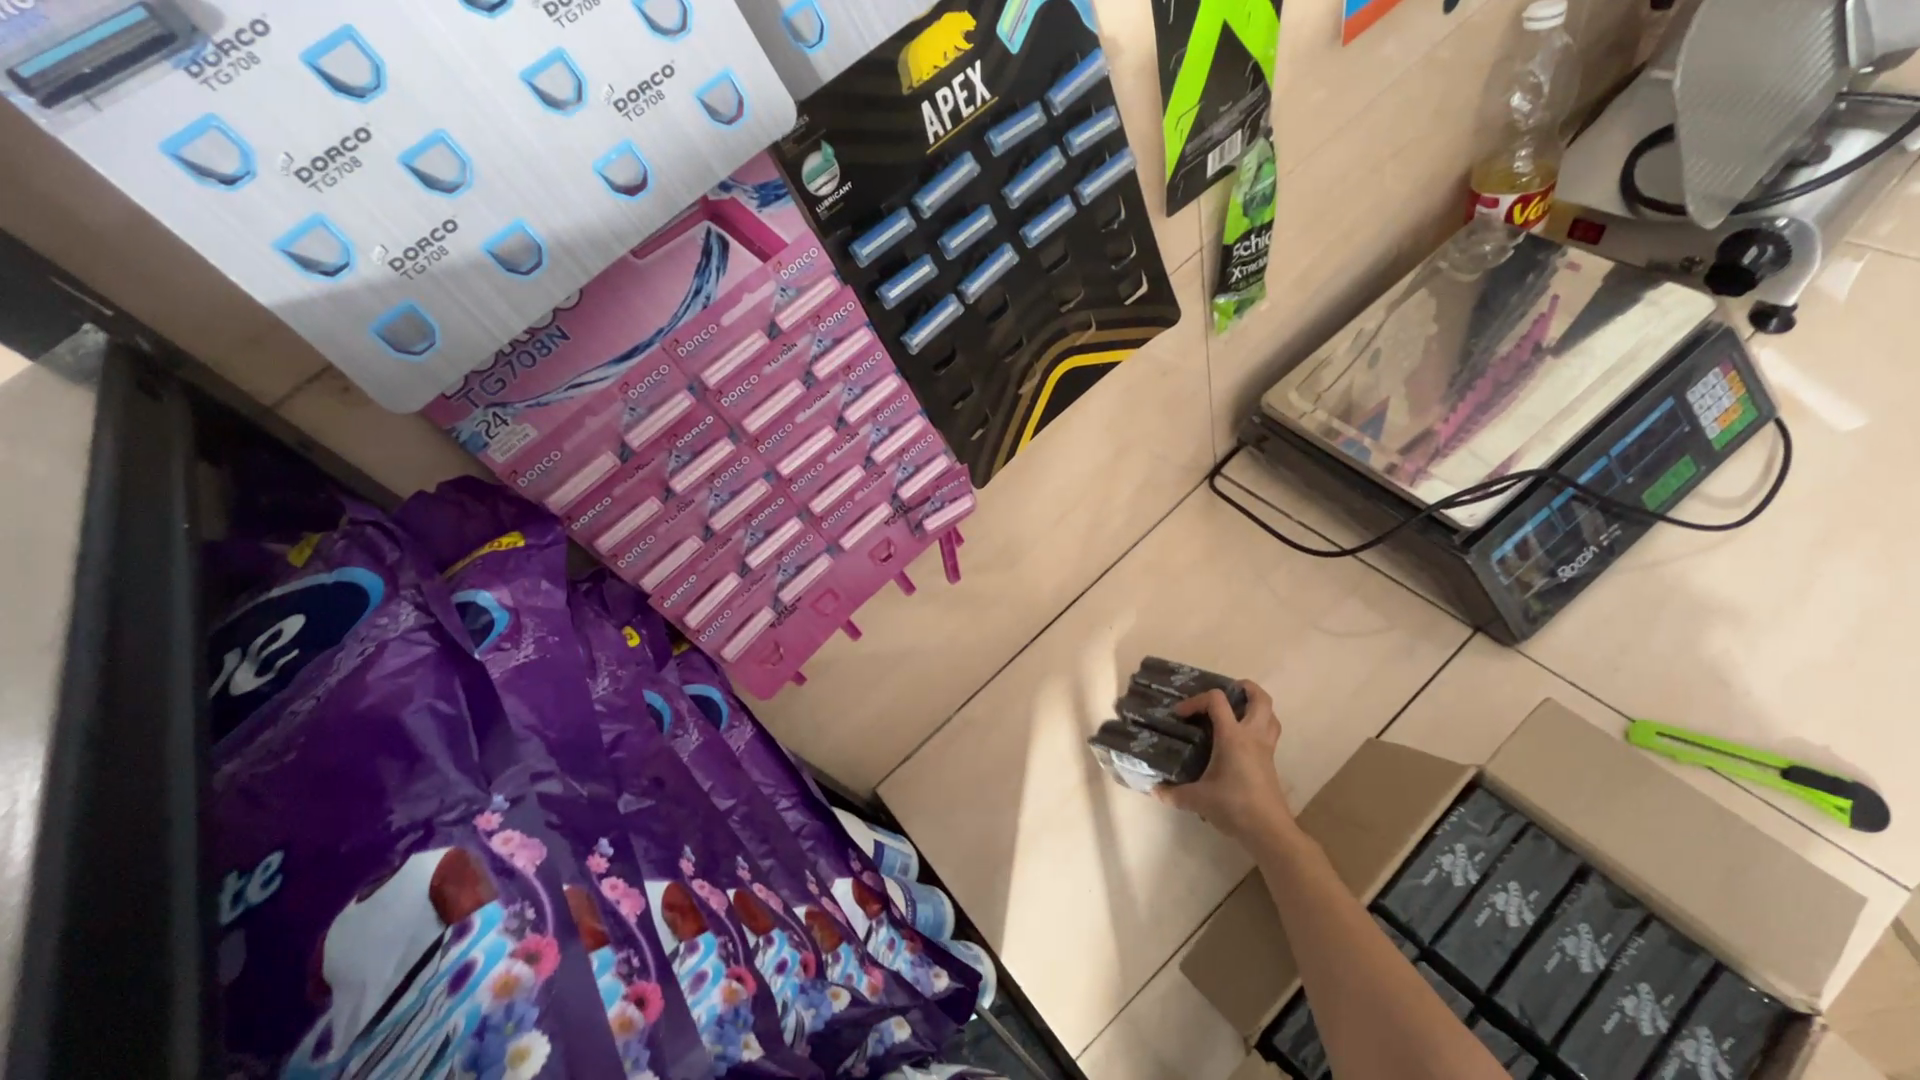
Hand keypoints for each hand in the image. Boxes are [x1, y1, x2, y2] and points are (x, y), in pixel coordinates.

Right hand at [1155, 681, 1292, 841]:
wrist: (1268, 830)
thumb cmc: (1233, 807)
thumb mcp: (1196, 800)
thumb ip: (1172, 793)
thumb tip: (1154, 790)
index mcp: (1233, 737)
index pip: (1217, 701)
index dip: (1196, 701)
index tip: (1181, 715)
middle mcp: (1253, 736)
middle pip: (1260, 699)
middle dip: (1245, 688)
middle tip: (1226, 692)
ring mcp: (1266, 749)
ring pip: (1270, 715)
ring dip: (1256, 706)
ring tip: (1237, 711)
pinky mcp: (1270, 762)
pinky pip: (1269, 733)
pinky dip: (1258, 726)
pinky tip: (1240, 741)